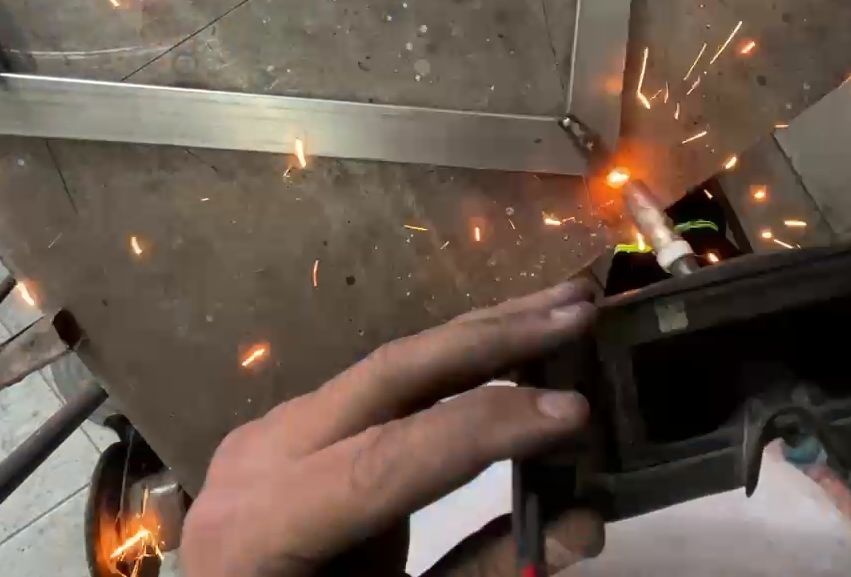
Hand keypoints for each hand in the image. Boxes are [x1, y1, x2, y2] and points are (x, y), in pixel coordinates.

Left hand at [180, 279, 606, 576]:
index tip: (577, 411)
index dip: (489, 427)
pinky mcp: (303, 418)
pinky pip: (388, 378)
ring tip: (563, 300)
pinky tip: (507, 336)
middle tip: (580, 310)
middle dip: (496, 337)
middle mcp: (266, 452)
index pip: (390, 458)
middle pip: (394, 372)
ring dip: (486, 330)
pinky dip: (456, 357)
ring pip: (396, 360)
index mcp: (267, 526)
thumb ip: (480, 572)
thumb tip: (584, 521)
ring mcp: (281, 425)